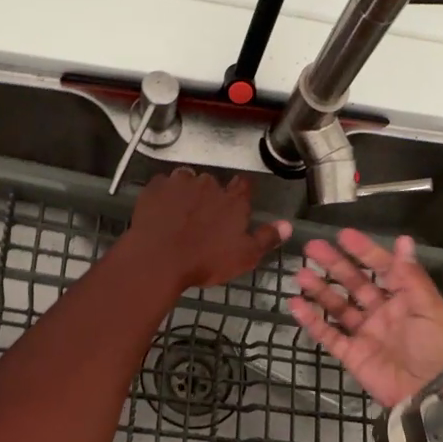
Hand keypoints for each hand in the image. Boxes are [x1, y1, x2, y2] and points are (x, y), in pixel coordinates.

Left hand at [122, 168, 287, 288]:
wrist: (158, 259)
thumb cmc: (205, 261)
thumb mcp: (244, 256)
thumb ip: (266, 238)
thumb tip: (288, 225)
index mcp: (233, 200)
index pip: (244, 185)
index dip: (241, 193)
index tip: (236, 204)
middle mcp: (208, 184)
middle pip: (213, 183)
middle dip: (210, 196)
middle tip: (204, 219)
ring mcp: (179, 183)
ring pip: (187, 180)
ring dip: (187, 192)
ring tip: (182, 214)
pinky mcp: (154, 188)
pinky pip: (163, 185)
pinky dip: (164, 195)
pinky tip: (162, 211)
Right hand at [286, 229, 442, 407]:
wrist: (427, 392)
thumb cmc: (435, 348)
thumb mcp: (430, 307)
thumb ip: (412, 276)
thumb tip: (404, 240)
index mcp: (405, 299)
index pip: (382, 269)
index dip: (364, 252)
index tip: (344, 236)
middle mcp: (382, 313)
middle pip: (355, 283)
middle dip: (335, 265)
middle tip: (313, 247)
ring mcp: (365, 334)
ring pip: (338, 306)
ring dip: (320, 290)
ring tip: (301, 275)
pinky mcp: (351, 354)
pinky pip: (328, 335)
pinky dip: (312, 320)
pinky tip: (296, 305)